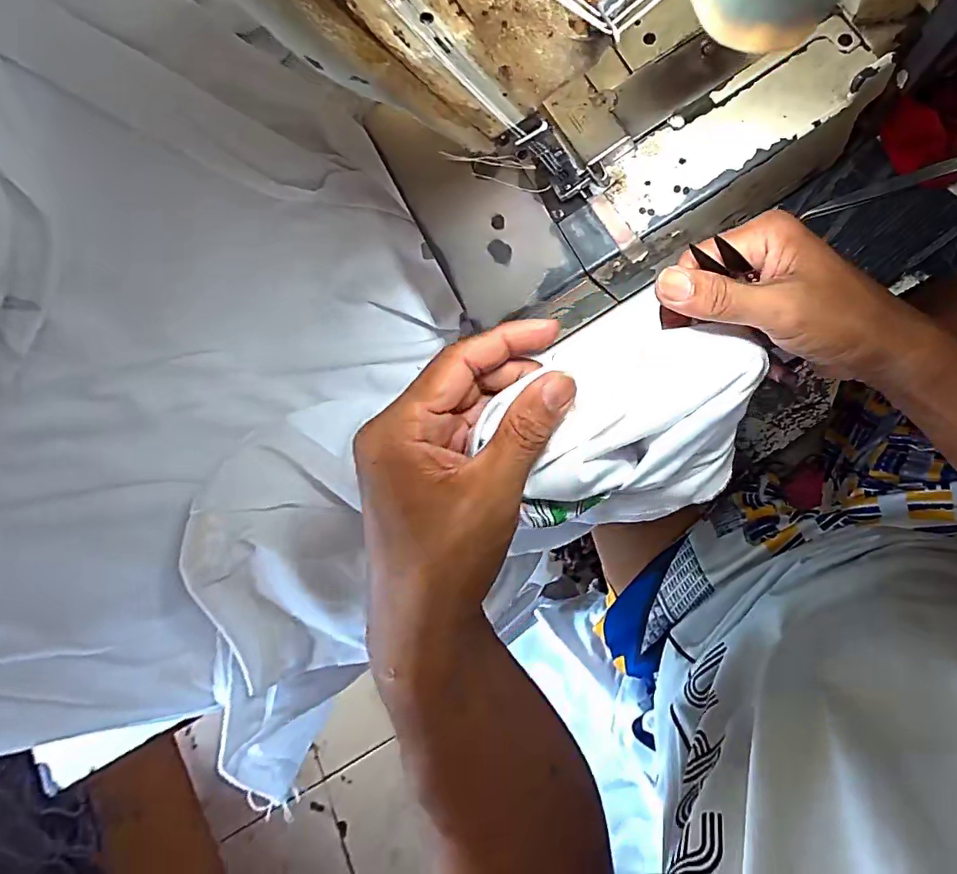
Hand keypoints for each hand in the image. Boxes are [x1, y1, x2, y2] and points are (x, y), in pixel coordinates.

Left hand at [353, 320, 576, 668]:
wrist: (424, 626)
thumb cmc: (450, 558)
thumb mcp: (494, 486)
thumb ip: (526, 427)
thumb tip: (561, 380)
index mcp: (398, 427)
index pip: (455, 364)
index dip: (506, 342)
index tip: (550, 329)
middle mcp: (395, 432)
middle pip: (458, 384)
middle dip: (509, 375)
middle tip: (558, 375)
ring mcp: (407, 454)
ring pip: (463, 409)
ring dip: (505, 402)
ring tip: (550, 399)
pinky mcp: (421, 473)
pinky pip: (462, 435)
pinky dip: (495, 428)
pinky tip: (527, 425)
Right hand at [655, 210, 924, 380]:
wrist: (886, 353)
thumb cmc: (845, 322)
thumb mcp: (776, 309)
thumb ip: (719, 297)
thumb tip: (667, 283)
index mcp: (766, 234)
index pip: (701, 255)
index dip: (685, 289)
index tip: (677, 322)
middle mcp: (764, 249)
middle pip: (708, 279)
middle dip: (709, 313)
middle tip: (716, 338)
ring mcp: (768, 277)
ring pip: (721, 302)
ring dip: (727, 329)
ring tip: (744, 344)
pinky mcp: (772, 302)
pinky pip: (738, 316)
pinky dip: (741, 336)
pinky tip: (757, 349)